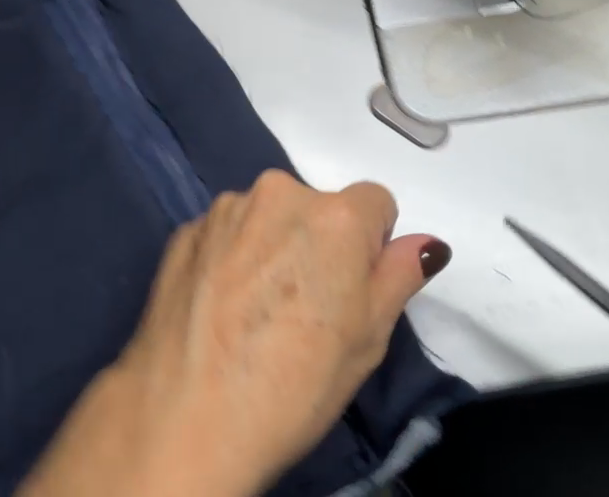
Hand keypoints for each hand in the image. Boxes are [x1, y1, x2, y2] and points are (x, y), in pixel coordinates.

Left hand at [18, 169, 450, 496]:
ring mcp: (224, 209)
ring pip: (268, 217)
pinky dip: (230, 257)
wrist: (183, 417)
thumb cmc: (293, 384)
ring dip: (272, 246)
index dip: (371, 247)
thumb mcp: (368, 340)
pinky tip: (222, 309)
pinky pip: (226, 233)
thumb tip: (425, 243)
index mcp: (335, 215)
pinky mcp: (184, 231)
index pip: (376, 203)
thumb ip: (399, 276)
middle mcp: (278, 192)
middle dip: (319, 243)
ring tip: (257, 312)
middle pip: (318, 207)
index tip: (351, 291)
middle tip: (304, 308)